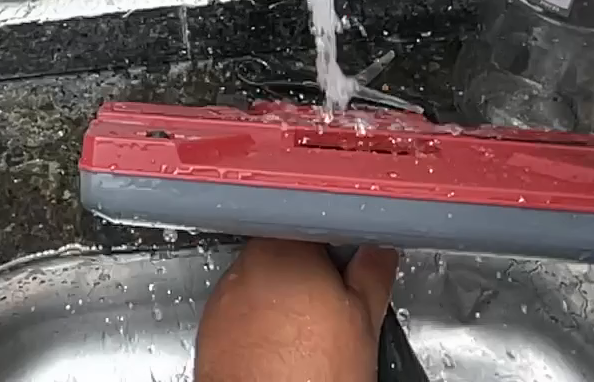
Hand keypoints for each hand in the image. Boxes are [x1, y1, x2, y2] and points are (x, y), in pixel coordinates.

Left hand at [194, 239, 399, 381]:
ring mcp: (228, 287)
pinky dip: (255, 317)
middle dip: (306, 272)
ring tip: (302, 332)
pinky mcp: (213, 316)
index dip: (334, 246)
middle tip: (328, 306)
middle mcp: (252, 258)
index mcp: (290, 246)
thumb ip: (372, 274)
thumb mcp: (362, 321)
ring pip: (260, 277)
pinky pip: (239, 304)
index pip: (315, 225)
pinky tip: (275, 345)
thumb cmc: (311, 373)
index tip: (347, 268)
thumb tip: (380, 251)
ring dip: (279, 294)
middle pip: (285, 249)